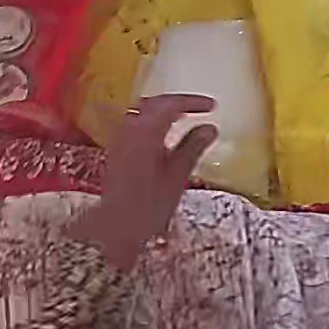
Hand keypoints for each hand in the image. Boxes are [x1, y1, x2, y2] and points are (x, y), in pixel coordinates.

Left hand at [68, 94, 216, 268]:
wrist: (116, 227)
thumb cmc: (150, 203)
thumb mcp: (178, 174)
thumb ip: (193, 146)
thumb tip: (209, 127)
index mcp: (147, 129)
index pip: (171, 104)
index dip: (193, 102)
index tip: (212, 106)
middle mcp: (131, 127)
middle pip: (155, 103)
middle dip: (178, 102)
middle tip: (199, 108)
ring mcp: (121, 137)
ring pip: (143, 111)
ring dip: (163, 110)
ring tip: (183, 117)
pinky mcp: (117, 149)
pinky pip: (136, 123)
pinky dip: (153, 121)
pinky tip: (163, 134)